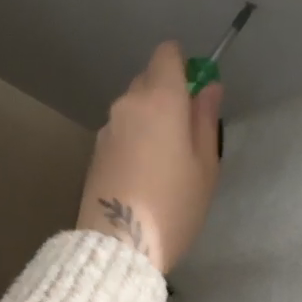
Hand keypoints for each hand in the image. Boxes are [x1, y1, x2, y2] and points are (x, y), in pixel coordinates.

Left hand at [74, 42, 223, 273]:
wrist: (118, 247)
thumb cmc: (173, 207)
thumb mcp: (205, 166)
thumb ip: (206, 120)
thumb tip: (208, 88)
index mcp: (159, 99)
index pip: (168, 54)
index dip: (184, 67)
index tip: (195, 97)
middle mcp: (127, 105)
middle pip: (148, 81)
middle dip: (167, 97)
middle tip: (185, 139)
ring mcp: (106, 130)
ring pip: (132, 110)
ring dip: (148, 124)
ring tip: (162, 166)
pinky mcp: (94, 155)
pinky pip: (120, 134)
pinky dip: (133, 144)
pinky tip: (142, 178)